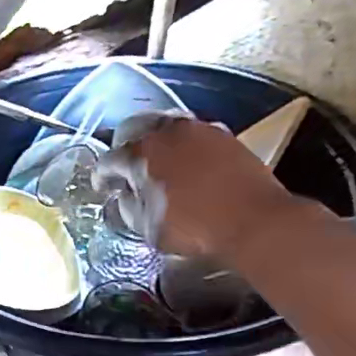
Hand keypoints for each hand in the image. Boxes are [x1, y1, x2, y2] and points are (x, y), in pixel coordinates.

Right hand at [102, 116, 306, 257]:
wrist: (253, 221)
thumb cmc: (194, 229)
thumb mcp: (147, 228)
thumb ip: (128, 207)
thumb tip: (125, 196)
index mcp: (140, 155)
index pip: (109, 161)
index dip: (102, 177)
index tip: (104, 188)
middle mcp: (166, 133)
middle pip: (135, 130)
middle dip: (126, 148)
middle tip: (126, 169)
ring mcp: (197, 129)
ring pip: (165, 127)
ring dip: (156, 143)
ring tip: (157, 162)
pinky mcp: (223, 134)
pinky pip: (192, 134)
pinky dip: (182, 146)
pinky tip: (186, 163)